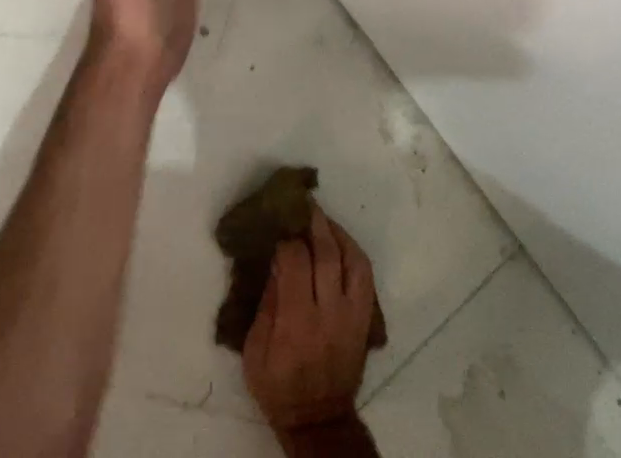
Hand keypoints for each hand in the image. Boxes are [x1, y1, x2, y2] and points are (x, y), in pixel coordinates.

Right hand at [244, 208, 377, 434]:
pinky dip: (353, 254)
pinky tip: (339, 243)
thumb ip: (266, 303)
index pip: (296, 262)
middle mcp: (330, 313)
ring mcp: (353, 316)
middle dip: (314, 223)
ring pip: (354, 262)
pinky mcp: (365, 321)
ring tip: (322, 219)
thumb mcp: (254, 348)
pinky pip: (365, 278)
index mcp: (297, 321)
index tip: (275, 220)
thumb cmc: (276, 385)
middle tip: (301, 202)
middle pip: (328, 255)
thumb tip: (274, 262)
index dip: (286, 236)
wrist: (317, 417)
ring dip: (338, 234)